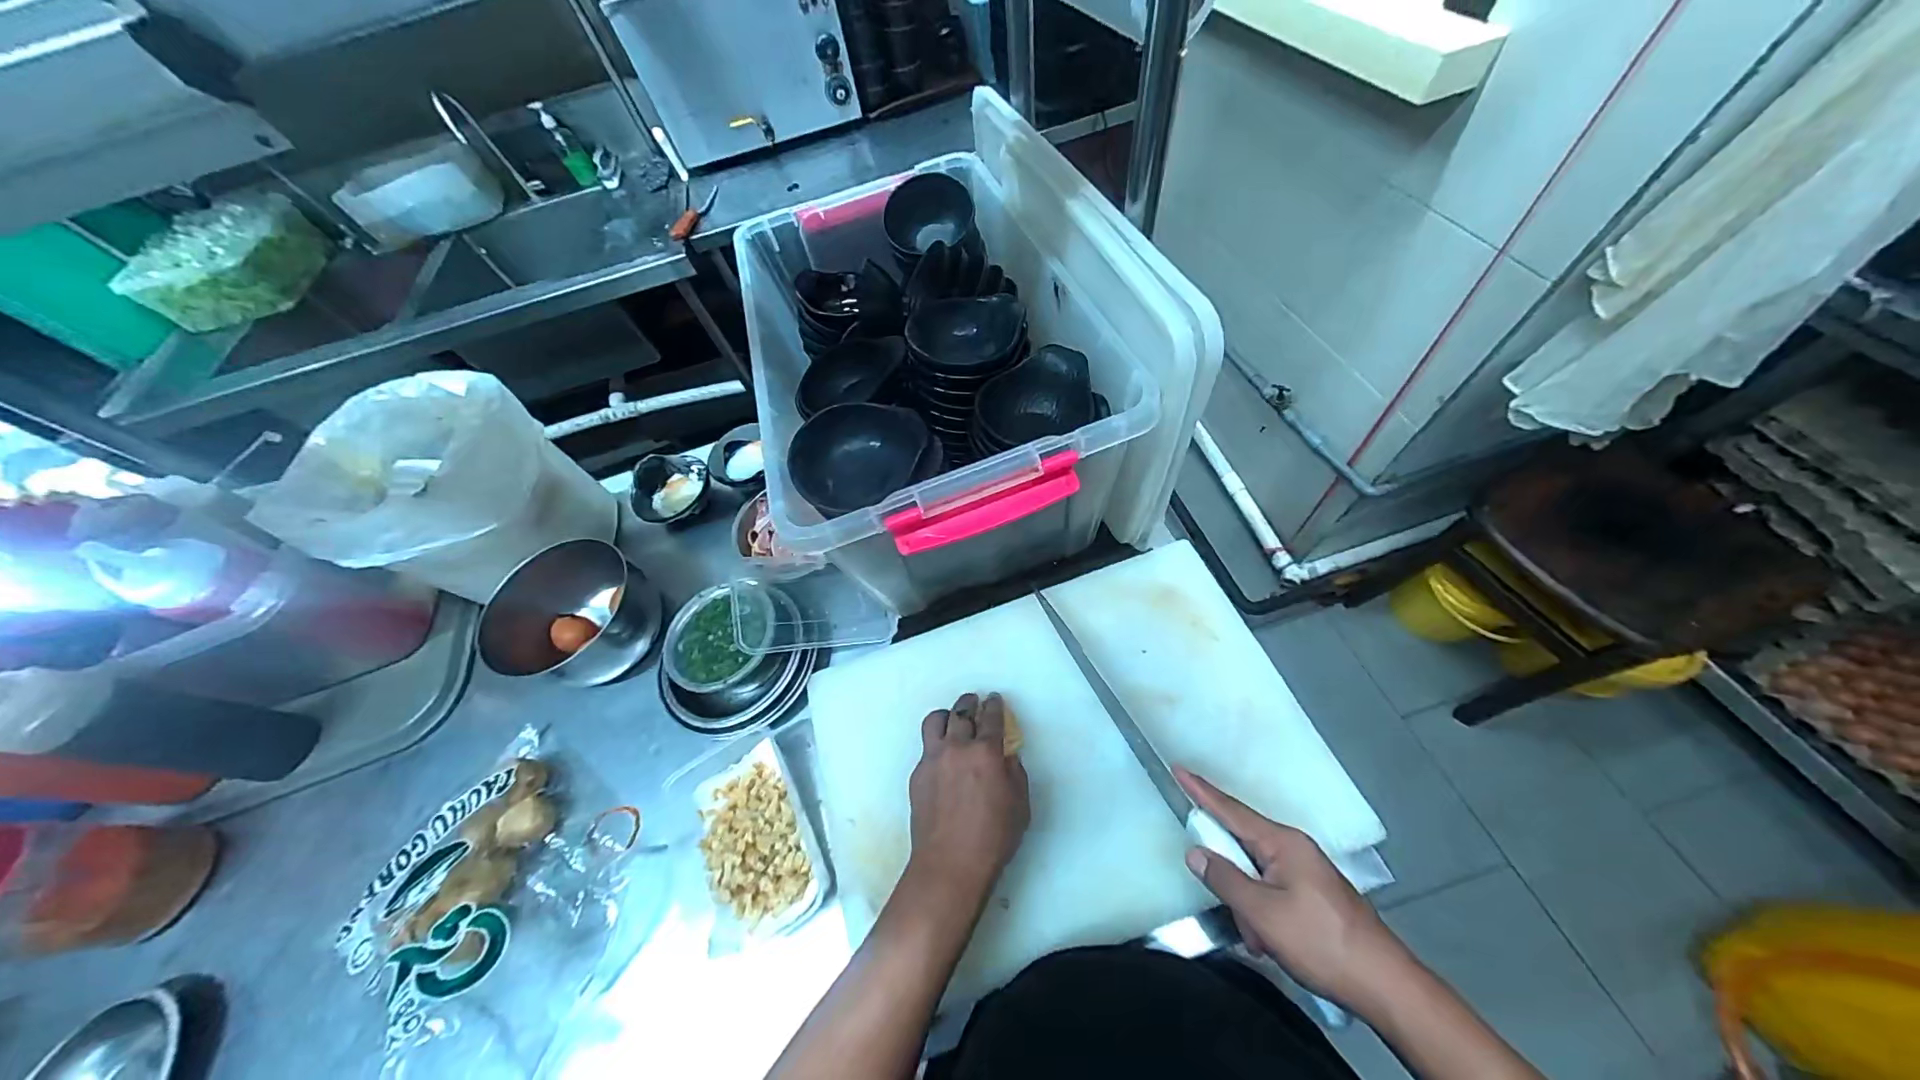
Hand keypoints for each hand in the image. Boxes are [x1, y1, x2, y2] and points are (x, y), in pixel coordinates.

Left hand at [906, 692, 1029, 902]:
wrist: (950, 863)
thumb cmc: (994, 837)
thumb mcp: (1020, 804)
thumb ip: (1014, 773)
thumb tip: (1006, 757)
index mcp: (986, 752)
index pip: (991, 718)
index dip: (994, 705)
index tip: (994, 699)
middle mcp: (957, 748)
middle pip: (961, 712)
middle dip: (969, 702)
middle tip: (974, 701)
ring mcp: (933, 759)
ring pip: (935, 721)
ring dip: (946, 716)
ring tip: (952, 719)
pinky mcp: (917, 775)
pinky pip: (927, 748)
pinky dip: (937, 745)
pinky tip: (943, 758)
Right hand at [1176, 766, 1418, 1012]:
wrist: (1385, 985)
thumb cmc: (1322, 942)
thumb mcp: (1262, 913)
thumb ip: (1224, 879)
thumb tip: (1196, 853)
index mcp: (1283, 843)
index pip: (1231, 810)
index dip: (1201, 791)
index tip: (1179, 768)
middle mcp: (1295, 850)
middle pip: (1241, 848)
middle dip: (1231, 882)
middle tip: (1239, 915)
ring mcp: (1306, 872)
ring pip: (1255, 877)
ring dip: (1249, 908)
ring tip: (1263, 941)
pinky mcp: (1312, 895)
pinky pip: (1271, 892)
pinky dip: (1264, 916)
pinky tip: (1271, 943)